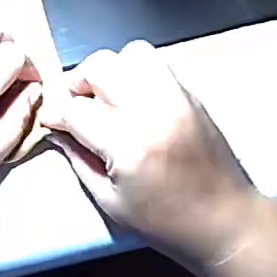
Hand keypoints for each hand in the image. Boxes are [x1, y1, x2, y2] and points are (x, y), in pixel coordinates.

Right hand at [43, 40, 268, 273]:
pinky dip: (136, 74)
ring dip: (110, 72)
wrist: (225, 220)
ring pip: (130, 54)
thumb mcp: (111, 202)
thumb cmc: (168, 222)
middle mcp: (152, 112)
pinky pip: (157, 65)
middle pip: (100, 66)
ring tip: (106, 98)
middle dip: (78, 83)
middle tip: (76, 106)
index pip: (76, 109)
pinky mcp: (191, 96)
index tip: (52, 122)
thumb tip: (60, 133)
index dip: (56, 114)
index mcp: (128, 145)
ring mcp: (176, 99)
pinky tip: (132, 101)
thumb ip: (80, 161)